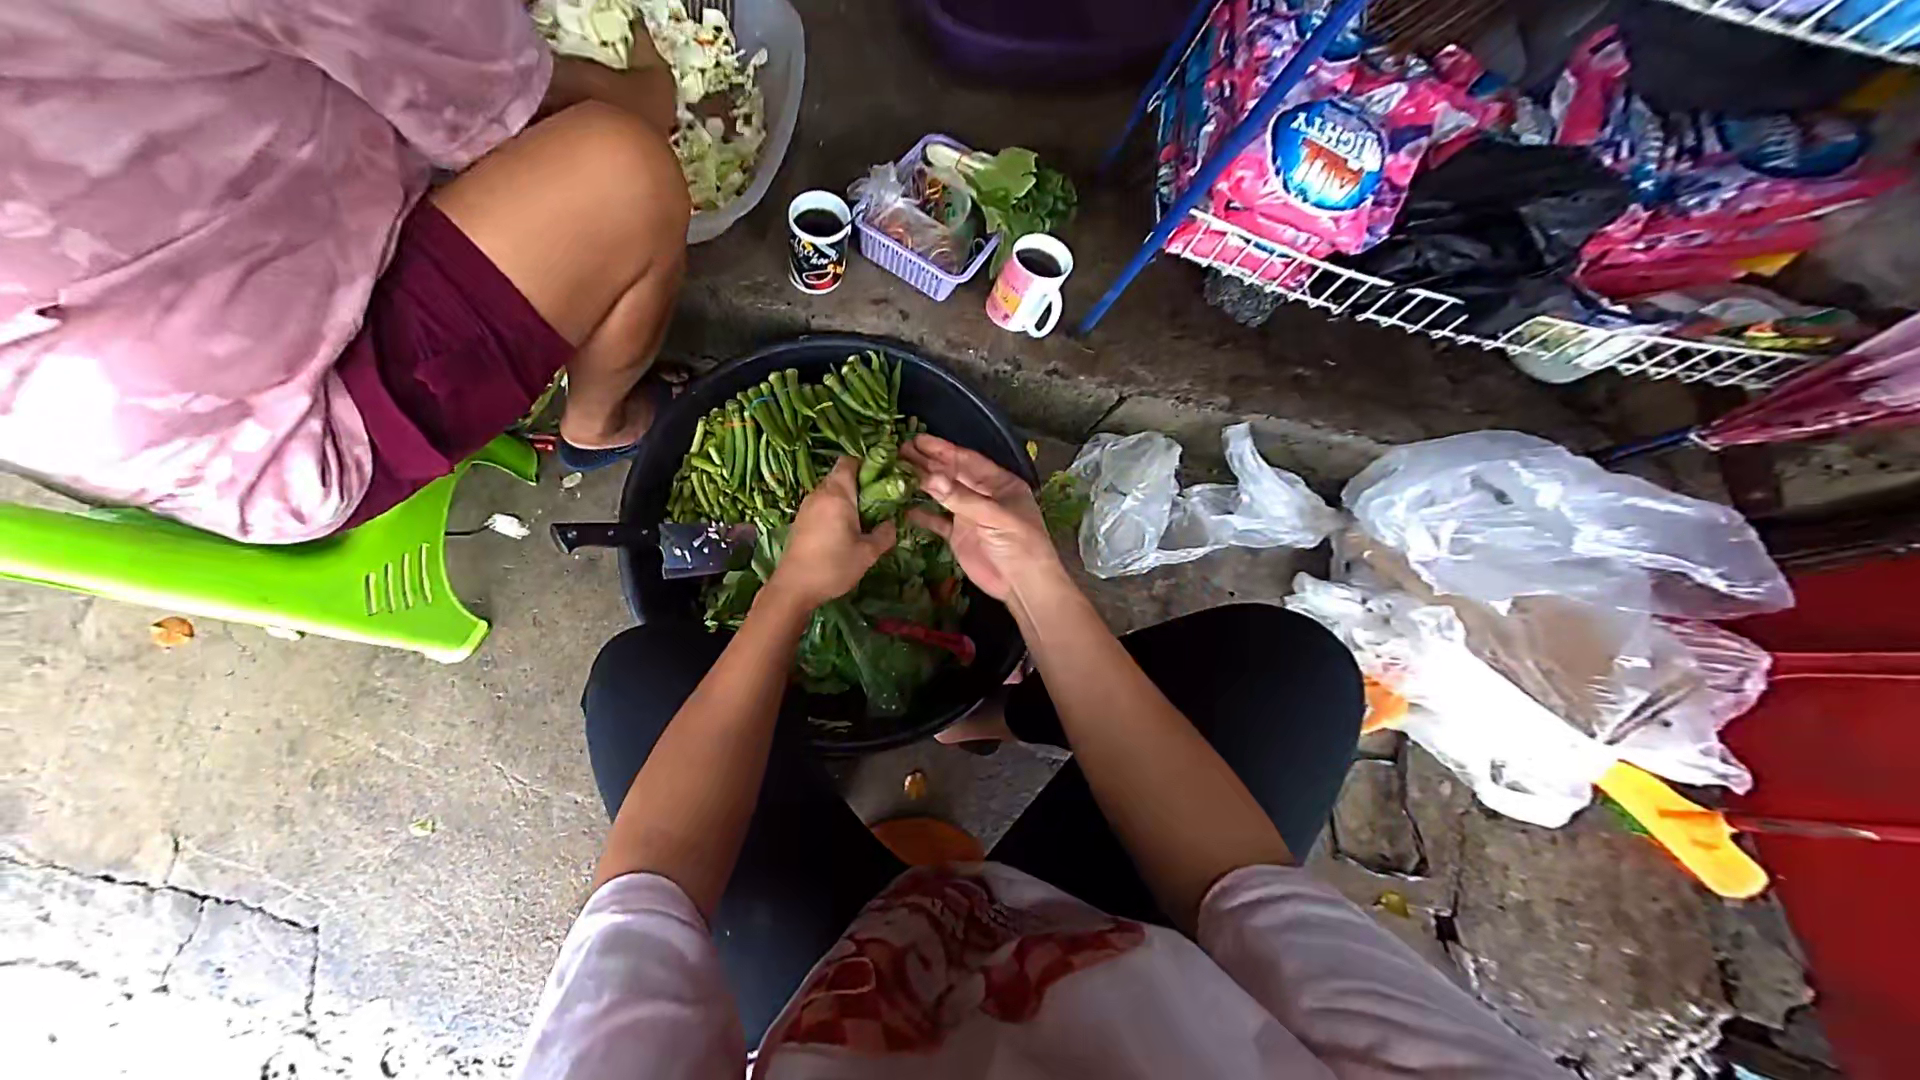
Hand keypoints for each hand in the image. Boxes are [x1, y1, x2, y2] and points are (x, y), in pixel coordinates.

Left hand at [765, 457, 896, 610]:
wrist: (793, 588)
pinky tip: (847, 529)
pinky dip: (836, 510)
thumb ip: (885, 534)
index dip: (867, 465)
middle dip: (861, 484)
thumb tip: (892, 523)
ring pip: (831, 492)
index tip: (884, 478)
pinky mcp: (801, 521)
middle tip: (881, 501)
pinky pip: (823, 506)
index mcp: (837, 494)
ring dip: (848, 499)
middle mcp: (819, 494)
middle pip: (841, 476)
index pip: (849, 462)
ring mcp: (807, 507)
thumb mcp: (868, 553)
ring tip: (866, 517)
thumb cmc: (833, 566)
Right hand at [900, 435, 1063, 604]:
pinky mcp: (959, 536)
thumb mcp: (994, 516)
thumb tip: (929, 477)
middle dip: (928, 462)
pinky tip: (904, 507)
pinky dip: (922, 514)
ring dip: (922, 484)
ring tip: (897, 470)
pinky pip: (937, 521)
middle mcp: (983, 495)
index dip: (943, 450)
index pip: (968, 461)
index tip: (918, 440)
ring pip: (942, 495)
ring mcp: (970, 515)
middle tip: (901, 450)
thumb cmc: (1020, 544)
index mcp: (1000, 483)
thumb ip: (961, 498)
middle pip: (952, 474)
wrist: (1023, 584)